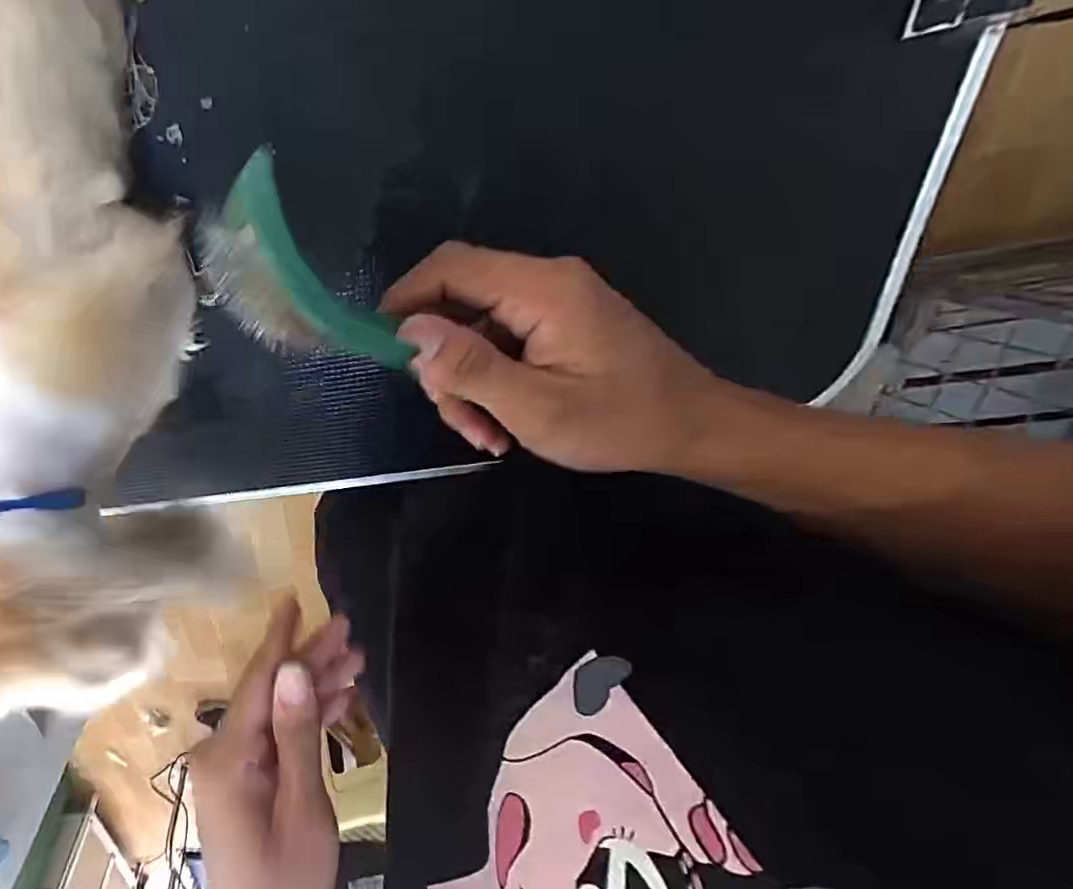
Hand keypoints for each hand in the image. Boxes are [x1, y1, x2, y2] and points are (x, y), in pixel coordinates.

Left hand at [189, 599, 363, 888]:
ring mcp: (232, 773)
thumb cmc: (290, 882)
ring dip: (314, 689)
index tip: (295, 601)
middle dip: (309, 662)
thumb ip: (296, 734)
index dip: (281, 642)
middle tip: (350, 632)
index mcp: (226, 760)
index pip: (257, 685)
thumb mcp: (302, 806)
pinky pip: (277, 740)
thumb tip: (293, 670)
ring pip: (276, 714)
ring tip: (355, 662)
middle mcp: (221, 758)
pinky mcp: (245, 786)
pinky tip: (337, 701)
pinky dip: (307, 720)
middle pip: (269, 695)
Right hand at [382, 241, 726, 473]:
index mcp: (541, 289)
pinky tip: (505, 427)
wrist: (690, 426)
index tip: (382, 348)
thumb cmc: (619, 422)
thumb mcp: (536, 408)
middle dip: (445, 365)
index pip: (451, 267)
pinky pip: (505, 345)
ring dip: (470, 385)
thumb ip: (470, 368)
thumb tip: (409, 334)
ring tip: (488, 437)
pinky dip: (494, 384)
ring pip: (479, 332)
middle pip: (461, 304)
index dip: (406, 300)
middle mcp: (545, 282)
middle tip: (459, 421)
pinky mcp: (560, 326)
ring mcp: (554, 303)